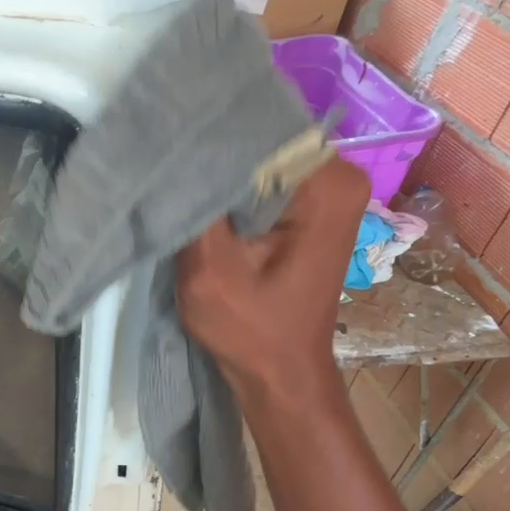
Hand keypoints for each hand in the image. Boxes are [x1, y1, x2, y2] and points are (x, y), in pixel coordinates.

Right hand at [174, 157, 370, 398]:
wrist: (280, 376)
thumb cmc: (250, 331)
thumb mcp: (209, 271)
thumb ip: (197, 209)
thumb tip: (178, 158)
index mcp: (327, 185)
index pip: (261, 134)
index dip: (211, 144)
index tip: (169, 155)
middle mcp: (340, 178)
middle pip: (264, 148)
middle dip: (217, 163)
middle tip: (169, 176)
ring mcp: (331, 196)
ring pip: (262, 168)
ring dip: (223, 183)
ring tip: (182, 193)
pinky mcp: (314, 214)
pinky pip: (268, 188)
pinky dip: (236, 200)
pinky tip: (207, 213)